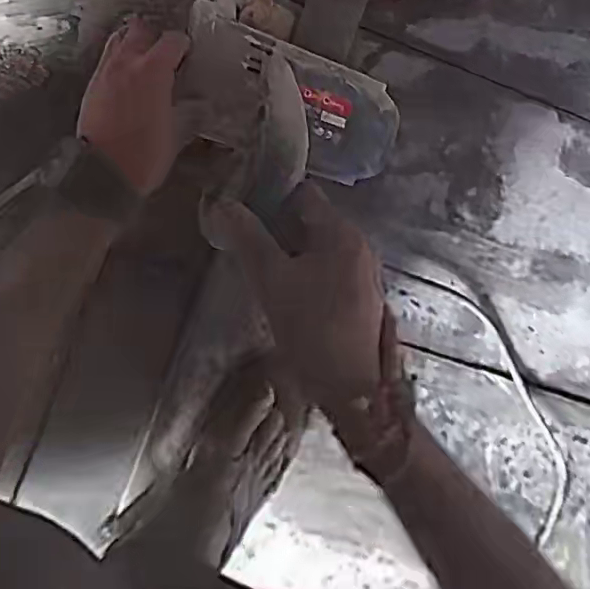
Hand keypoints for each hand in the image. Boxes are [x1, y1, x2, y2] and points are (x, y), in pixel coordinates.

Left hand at [78, 18, 190, 195]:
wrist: (101, 174)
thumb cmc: (143, 156)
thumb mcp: (175, 132)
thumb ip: (187, 110)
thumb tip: (197, 104)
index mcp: (153, 70)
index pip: (173, 39)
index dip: (184, 46)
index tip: (188, 56)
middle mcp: (126, 63)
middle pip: (141, 29)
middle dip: (154, 37)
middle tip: (164, 54)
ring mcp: (105, 72)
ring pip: (119, 40)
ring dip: (132, 44)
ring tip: (143, 62)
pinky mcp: (91, 86)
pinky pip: (106, 61)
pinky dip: (118, 62)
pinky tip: (126, 81)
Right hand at [202, 183, 395, 411]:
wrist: (353, 395)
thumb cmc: (312, 330)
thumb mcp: (270, 279)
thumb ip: (247, 237)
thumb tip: (223, 203)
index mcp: (342, 233)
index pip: (303, 193)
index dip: (270, 195)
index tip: (242, 209)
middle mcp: (360, 246)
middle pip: (311, 219)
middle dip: (277, 226)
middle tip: (244, 240)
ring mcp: (366, 273)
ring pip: (319, 246)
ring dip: (290, 250)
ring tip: (260, 266)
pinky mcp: (364, 299)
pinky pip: (329, 268)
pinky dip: (306, 270)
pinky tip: (286, 291)